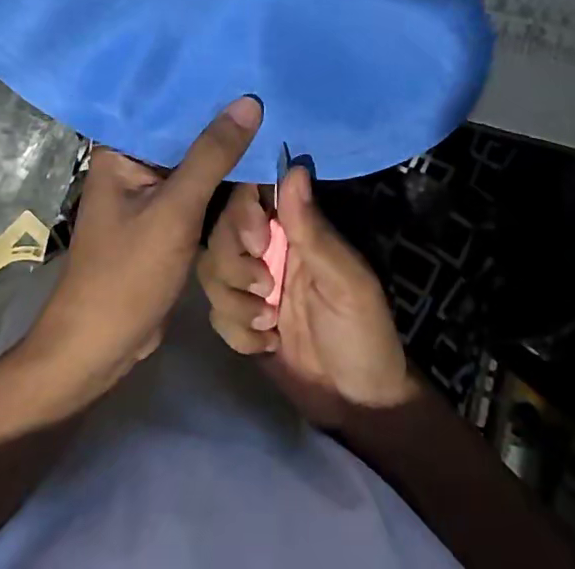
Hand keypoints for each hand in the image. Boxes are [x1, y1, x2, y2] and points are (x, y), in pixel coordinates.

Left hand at [25, 96, 262, 389]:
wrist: (103, 344)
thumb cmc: (127, 273)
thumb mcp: (175, 211)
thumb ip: (212, 156)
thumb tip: (248, 102)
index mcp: (119, 150)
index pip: (166, 104)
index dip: (207, 92)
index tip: (250, 79)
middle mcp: (131, 163)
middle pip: (186, 137)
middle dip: (226, 141)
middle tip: (270, 126)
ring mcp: (148, 193)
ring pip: (197, 167)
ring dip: (229, 170)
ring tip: (269, 156)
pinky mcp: (163, 219)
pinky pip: (198, 194)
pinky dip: (222, 193)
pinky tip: (255, 185)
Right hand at [197, 165, 418, 428]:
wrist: (356, 406)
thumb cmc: (363, 335)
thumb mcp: (346, 283)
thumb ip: (313, 231)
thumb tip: (293, 169)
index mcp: (297, 231)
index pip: (253, 196)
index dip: (243, 210)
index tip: (258, 241)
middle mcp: (269, 250)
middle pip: (221, 233)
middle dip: (235, 264)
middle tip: (267, 289)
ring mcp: (251, 285)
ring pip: (210, 271)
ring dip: (235, 302)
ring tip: (270, 324)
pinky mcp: (239, 319)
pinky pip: (214, 312)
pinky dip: (237, 332)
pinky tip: (268, 346)